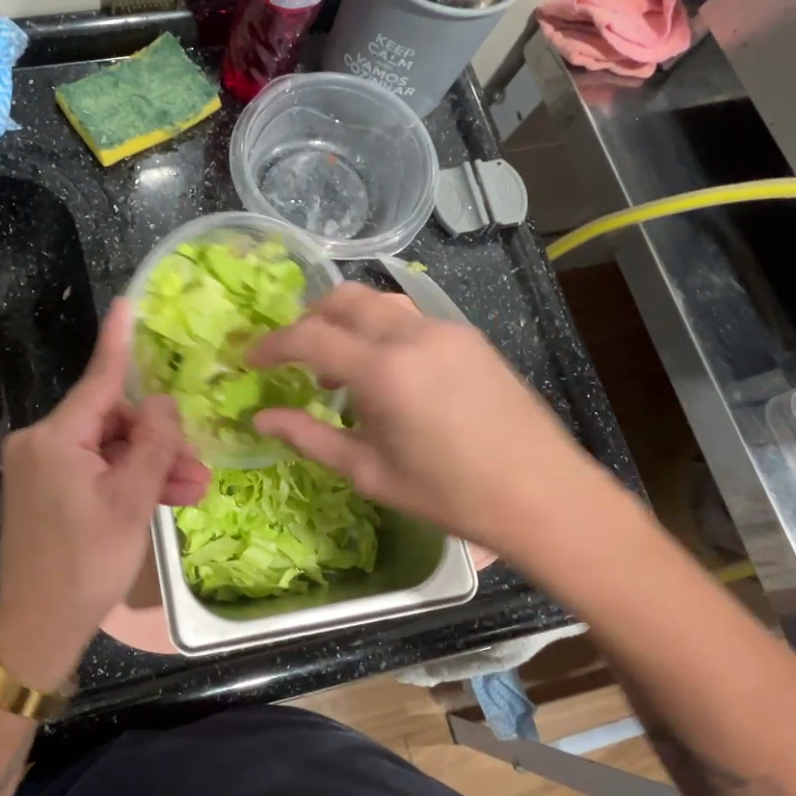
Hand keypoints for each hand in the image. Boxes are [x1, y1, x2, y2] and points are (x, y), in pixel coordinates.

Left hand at [0, 299, 209, 691]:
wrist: (37, 630)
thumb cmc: (86, 565)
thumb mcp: (131, 502)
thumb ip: (154, 444)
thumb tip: (164, 401)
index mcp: (54, 438)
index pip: (98, 379)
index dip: (119, 341)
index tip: (128, 302)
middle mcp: (40, 443)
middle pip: (111, 421)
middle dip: (158, 440)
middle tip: (200, 466)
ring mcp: (40, 468)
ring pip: (107, 450)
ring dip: (149, 466)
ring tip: (196, 489)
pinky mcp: (45, 491)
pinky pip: (93, 471)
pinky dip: (126, 481)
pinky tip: (167, 496)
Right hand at [248, 284, 604, 556]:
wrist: (544, 496)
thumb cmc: (449, 495)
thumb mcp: (369, 472)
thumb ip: (309, 437)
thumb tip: (260, 418)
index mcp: (384, 370)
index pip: (311, 337)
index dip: (274, 345)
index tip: (252, 360)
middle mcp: (413, 335)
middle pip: (345, 299)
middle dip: (309, 319)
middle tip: (292, 355)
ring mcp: (447, 331)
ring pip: (380, 304)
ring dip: (347, 323)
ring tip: (338, 370)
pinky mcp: (470, 338)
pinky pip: (411, 319)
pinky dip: (381, 332)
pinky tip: (385, 377)